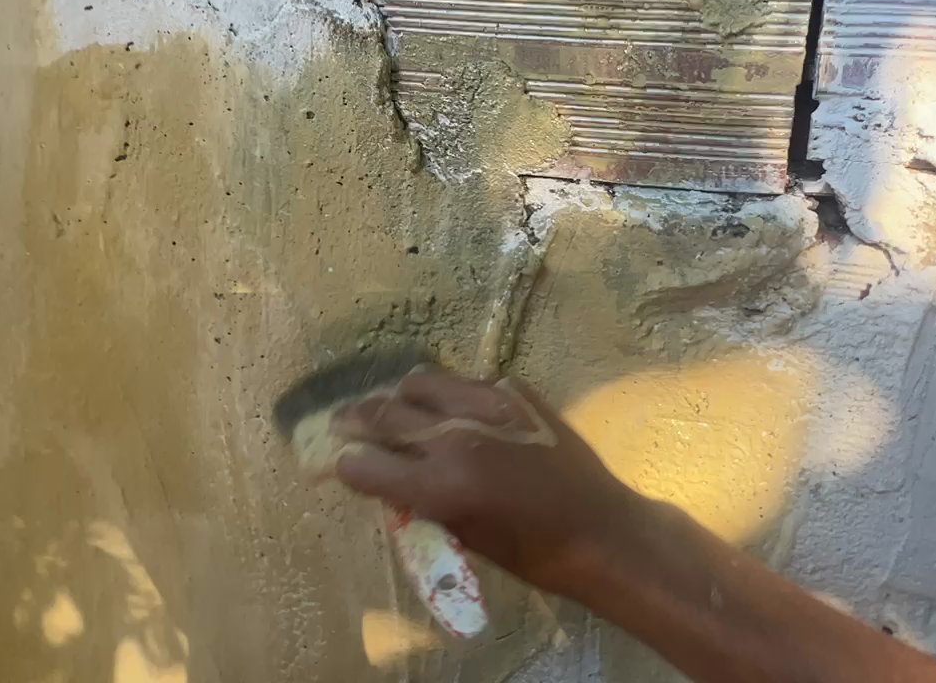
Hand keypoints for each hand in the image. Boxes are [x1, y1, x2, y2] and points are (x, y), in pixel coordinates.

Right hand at [331, 368, 647, 596]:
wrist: (599, 529)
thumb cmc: (532, 553)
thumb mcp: (464, 537)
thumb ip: (420, 500)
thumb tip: (388, 474)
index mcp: (442, 483)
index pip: (370, 464)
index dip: (346, 463)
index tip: (336, 459)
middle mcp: (457, 435)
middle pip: (388, 412)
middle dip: (357, 417)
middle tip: (341, 420)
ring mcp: (487, 403)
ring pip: (423, 382)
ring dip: (400, 395)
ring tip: (392, 402)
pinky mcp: (513, 390)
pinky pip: (466, 383)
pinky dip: (450, 395)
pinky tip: (453, 408)